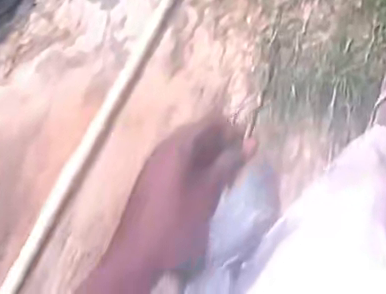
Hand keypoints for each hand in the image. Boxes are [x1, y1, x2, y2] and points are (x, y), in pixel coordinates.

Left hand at [83, 116, 249, 292]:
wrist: (133, 263)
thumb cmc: (175, 222)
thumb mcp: (208, 191)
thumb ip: (230, 163)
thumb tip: (252, 141)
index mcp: (177, 145)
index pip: (211, 121)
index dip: (231, 130)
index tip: (246, 146)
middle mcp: (163, 150)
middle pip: (199, 135)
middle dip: (221, 144)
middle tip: (239, 160)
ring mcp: (154, 168)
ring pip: (189, 152)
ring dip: (209, 159)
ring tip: (226, 175)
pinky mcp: (150, 185)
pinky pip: (178, 165)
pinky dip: (195, 170)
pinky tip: (206, 188)